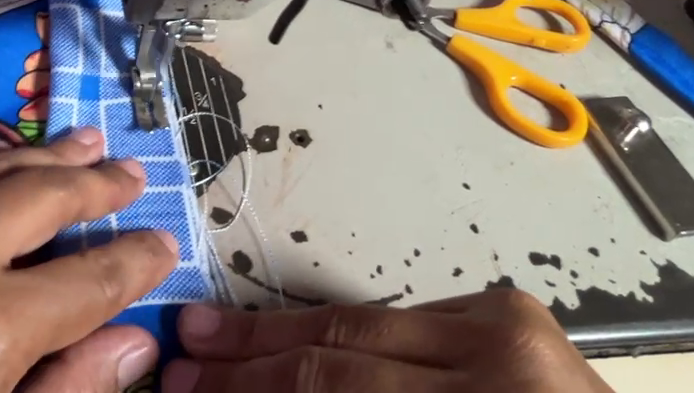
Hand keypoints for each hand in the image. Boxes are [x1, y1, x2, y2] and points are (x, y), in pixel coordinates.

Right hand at [162, 290, 613, 391]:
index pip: (333, 391)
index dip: (252, 392)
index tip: (189, 391)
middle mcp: (501, 365)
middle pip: (341, 351)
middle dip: (250, 358)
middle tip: (183, 358)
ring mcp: (509, 326)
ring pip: (362, 319)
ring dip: (281, 332)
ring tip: (214, 334)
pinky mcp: (510, 308)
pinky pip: (401, 317)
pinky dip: (341, 332)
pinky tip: (287, 336)